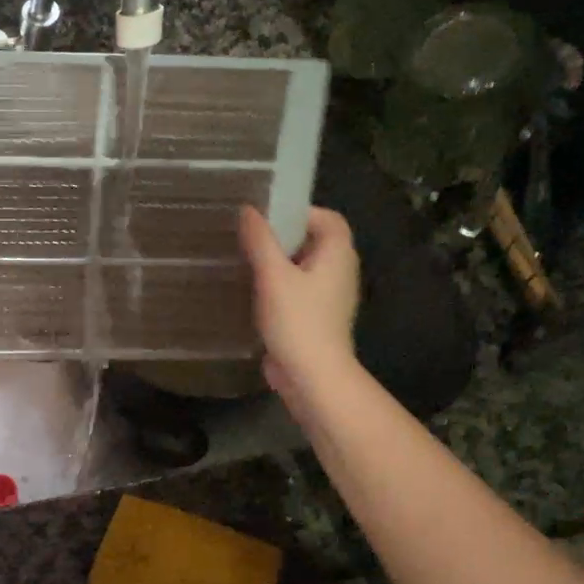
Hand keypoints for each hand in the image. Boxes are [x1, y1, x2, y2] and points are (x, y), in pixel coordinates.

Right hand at [238, 206, 360, 396]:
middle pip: (314, 241)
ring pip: (303, 267)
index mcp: (338, 255)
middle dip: (283, 236)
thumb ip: (260, 241)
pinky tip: (251, 292)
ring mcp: (328, 296)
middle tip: (248, 237)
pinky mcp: (314, 316)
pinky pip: (296, 289)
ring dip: (277, 262)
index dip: (300, 212)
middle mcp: (339, 271)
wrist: (312, 374)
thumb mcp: (273, 276)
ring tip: (244, 261)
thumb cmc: (297, 320)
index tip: (266, 217)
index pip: (328, 219)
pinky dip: (276, 285)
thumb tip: (248, 210)